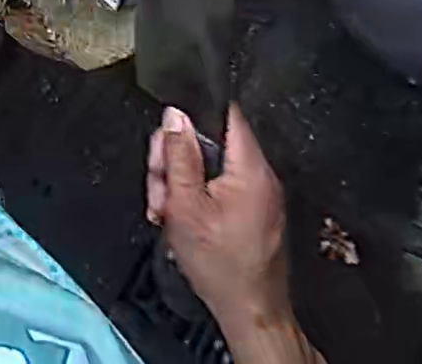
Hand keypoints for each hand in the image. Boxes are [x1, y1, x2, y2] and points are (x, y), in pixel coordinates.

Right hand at [147, 105, 294, 336]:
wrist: (249, 312)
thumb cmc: (219, 263)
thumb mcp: (185, 203)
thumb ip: (179, 155)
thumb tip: (174, 116)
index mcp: (251, 172)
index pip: (230, 116)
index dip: (196, 109)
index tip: (171, 120)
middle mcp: (260, 179)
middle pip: (206, 142)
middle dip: (173, 157)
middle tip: (161, 183)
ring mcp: (256, 196)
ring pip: (204, 164)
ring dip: (177, 180)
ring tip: (168, 208)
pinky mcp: (250, 210)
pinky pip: (214, 184)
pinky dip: (191, 194)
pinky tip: (178, 214)